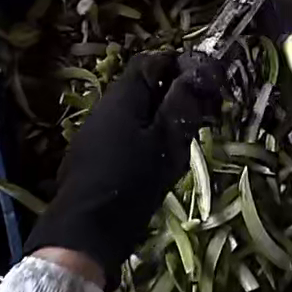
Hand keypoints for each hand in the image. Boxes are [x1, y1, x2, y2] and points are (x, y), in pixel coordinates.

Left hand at [27, 52, 220, 280]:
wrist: (86, 230)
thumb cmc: (132, 180)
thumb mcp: (167, 140)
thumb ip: (184, 103)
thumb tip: (201, 70)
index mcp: (124, 96)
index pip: (152, 61)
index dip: (180, 64)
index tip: (205, 82)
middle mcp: (105, 106)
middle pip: (143, 85)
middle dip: (173, 92)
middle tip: (201, 111)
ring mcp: (94, 131)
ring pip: (134, 110)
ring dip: (160, 115)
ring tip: (184, 135)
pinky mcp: (91, 155)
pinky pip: (124, 131)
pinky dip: (145, 134)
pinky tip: (158, 156)